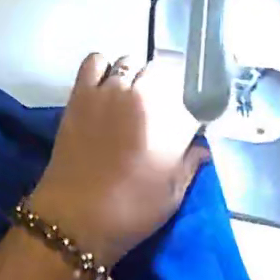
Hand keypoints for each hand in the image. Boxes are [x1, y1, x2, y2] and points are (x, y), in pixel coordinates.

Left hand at [28, 52, 209, 264]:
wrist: (76, 219)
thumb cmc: (131, 211)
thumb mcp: (172, 194)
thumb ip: (191, 164)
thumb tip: (203, 147)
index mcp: (171, 121)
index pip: (192, 97)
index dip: (193, 109)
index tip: (189, 122)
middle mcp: (144, 95)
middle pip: (161, 73)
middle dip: (164, 88)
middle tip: (159, 110)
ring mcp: (110, 90)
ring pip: (130, 63)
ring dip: (135, 76)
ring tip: (131, 96)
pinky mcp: (82, 92)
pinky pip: (95, 61)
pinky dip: (102, 67)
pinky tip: (104, 85)